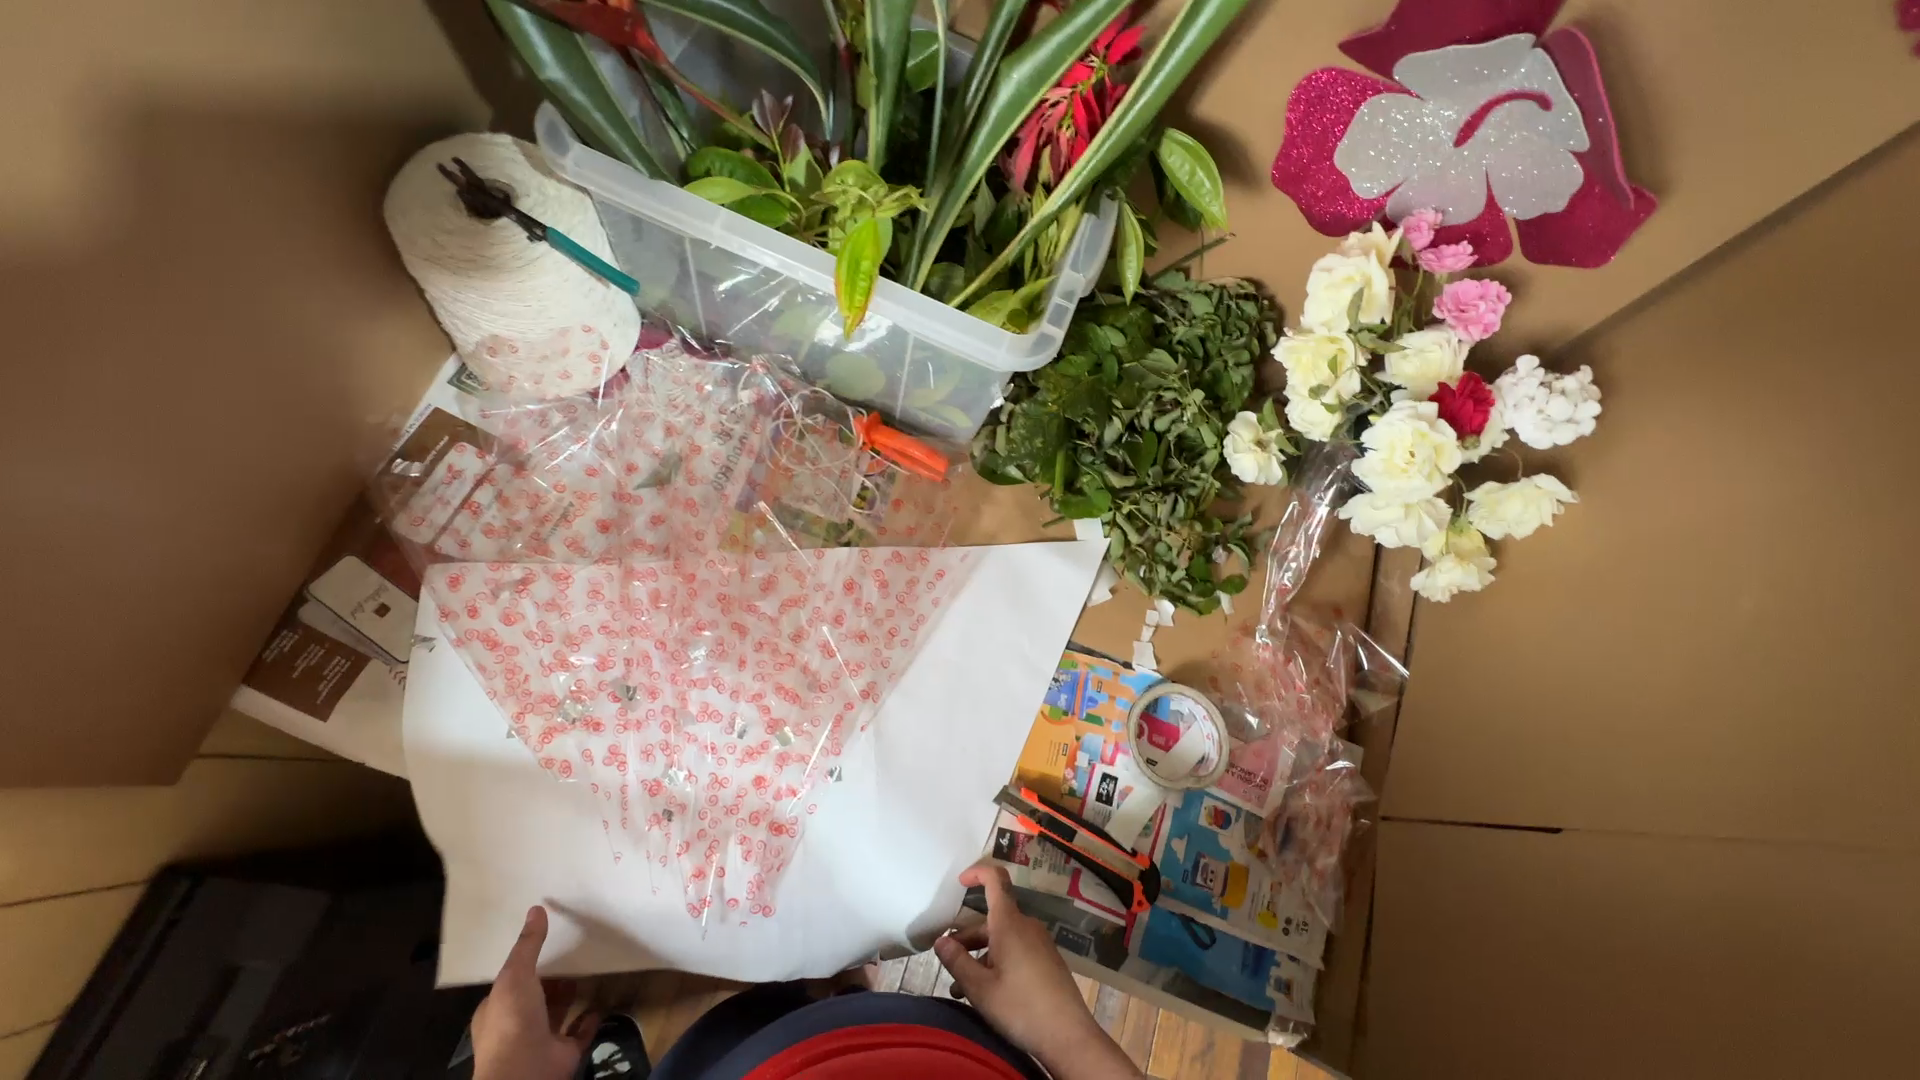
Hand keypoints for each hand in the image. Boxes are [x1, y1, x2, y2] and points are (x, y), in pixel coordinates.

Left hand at [471, 906, 600, 1079]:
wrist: (526, 1071)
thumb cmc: (513, 1021)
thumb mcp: (516, 976)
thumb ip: (528, 945)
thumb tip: (536, 908)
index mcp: (497, 1009)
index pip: (511, 984)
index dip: (527, 966)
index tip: (547, 946)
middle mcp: (517, 1025)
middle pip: (536, 997)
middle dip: (551, 980)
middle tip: (573, 955)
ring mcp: (541, 1040)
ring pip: (557, 1013)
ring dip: (570, 996)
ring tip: (588, 972)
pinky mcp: (564, 1052)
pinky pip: (579, 1031)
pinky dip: (589, 1019)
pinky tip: (599, 1003)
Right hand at [934, 866, 1139, 1078]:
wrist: (1069, 1036)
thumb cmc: (1020, 1007)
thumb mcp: (980, 988)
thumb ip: (957, 961)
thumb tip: (940, 940)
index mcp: (1009, 923)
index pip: (995, 880)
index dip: (977, 873)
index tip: (959, 882)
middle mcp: (1026, 926)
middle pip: (991, 919)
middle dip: (966, 937)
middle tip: (947, 962)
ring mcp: (1039, 944)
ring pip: (1001, 939)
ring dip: (979, 956)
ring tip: (960, 988)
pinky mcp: (1046, 961)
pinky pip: (1015, 951)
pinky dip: (997, 963)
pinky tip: (986, 992)